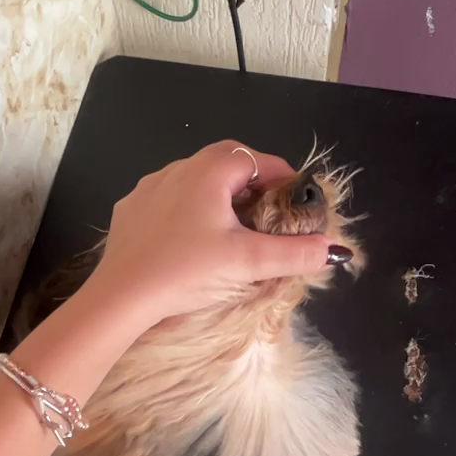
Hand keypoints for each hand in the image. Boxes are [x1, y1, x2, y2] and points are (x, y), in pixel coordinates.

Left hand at [84, 140, 338, 326]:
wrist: (122, 296)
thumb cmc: (188, 271)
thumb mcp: (248, 263)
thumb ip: (294, 254)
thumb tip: (334, 250)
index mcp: (210, 171)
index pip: (259, 159)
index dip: (284, 178)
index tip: (296, 204)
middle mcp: (178, 168)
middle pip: (226, 163)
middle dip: (252, 184)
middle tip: (268, 214)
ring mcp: (149, 188)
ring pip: (194, 180)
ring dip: (218, 195)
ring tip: (231, 228)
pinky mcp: (130, 210)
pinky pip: (167, 200)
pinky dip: (187, 211)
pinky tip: (189, 240)